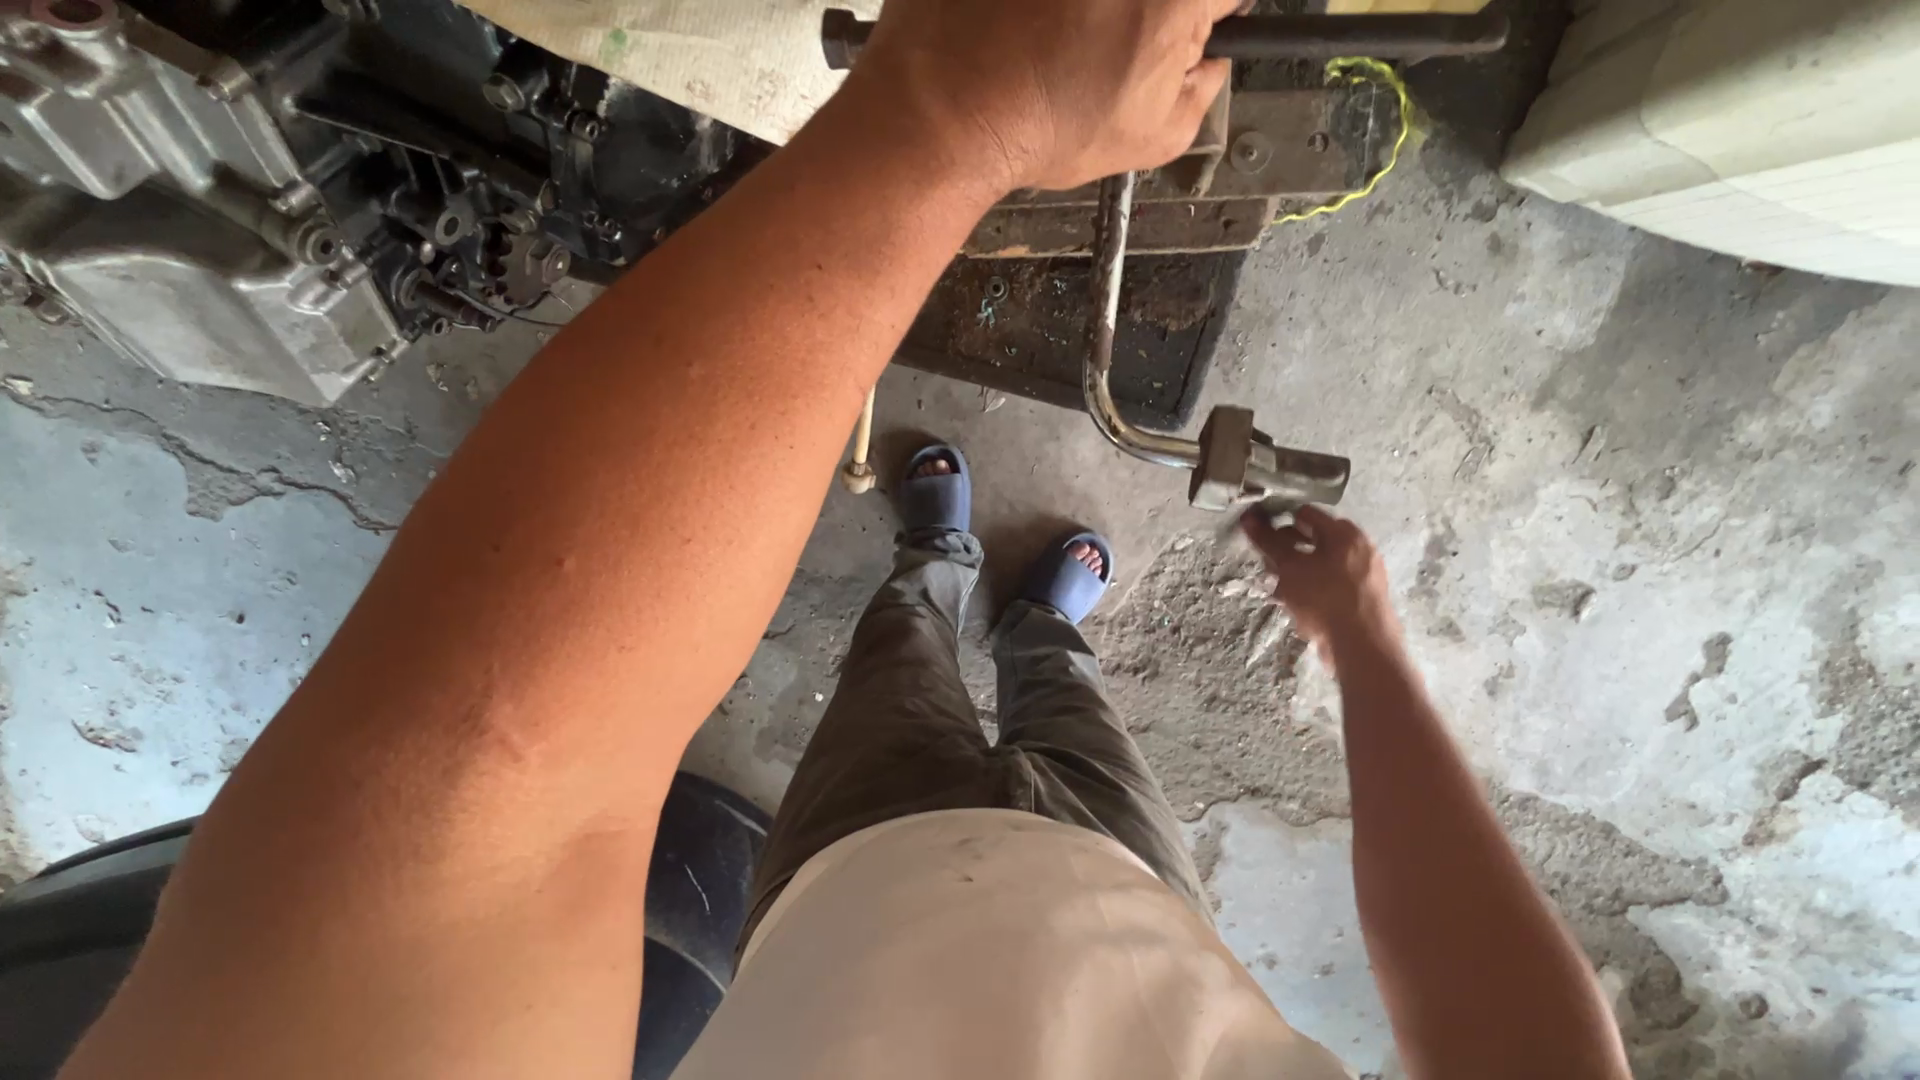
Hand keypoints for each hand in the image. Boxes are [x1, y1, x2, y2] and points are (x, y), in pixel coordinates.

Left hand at [841, 0, 1236, 191]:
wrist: (945, 110)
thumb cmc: (1047, 129)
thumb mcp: (1150, 138)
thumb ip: (1200, 92)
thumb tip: (1207, 61)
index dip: (1208, 12)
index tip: (1186, 29)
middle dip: (1140, 13)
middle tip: (1105, 38)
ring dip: (1088, 11)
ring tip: (1053, 36)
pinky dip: (1038, 10)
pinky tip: (1021, 24)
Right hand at [1240, 504, 1402, 665]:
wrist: (1362, 646)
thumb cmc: (1324, 598)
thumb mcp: (1289, 568)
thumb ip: (1269, 542)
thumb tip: (1249, 518)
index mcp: (1345, 533)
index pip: (1305, 514)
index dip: (1278, 522)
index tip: (1260, 538)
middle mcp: (1359, 548)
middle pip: (1313, 540)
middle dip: (1286, 552)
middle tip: (1268, 567)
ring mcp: (1364, 574)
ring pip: (1321, 564)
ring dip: (1296, 573)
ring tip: (1278, 590)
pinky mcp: (1363, 598)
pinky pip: (1331, 584)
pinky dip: (1312, 589)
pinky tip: (1297, 605)